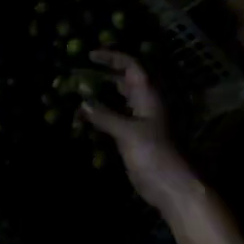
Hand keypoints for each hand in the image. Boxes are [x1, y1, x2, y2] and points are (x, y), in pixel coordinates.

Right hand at [80, 50, 204, 213]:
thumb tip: (81, 101)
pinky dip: (96, 117)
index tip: (89, 56)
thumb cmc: (154, 154)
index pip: (131, 66)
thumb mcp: (127, 132)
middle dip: (99, 77)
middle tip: (75, 76)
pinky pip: (110, 119)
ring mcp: (136, 120)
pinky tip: (79, 120)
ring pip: (113, 101)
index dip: (112, 57)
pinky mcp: (129, 136)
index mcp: (148, 96)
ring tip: (73, 97)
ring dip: (95, 98)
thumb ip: (104, 114)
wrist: (169, 187)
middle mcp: (142, 104)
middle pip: (120, 82)